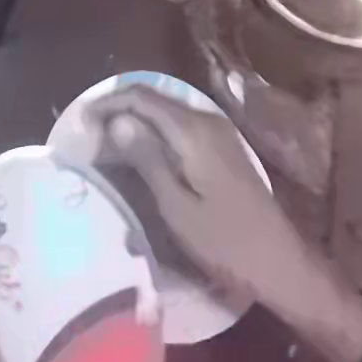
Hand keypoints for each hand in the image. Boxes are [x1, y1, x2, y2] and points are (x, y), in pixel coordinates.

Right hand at [88, 87, 361, 357]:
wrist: (282, 264)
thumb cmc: (226, 242)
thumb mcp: (176, 206)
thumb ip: (146, 158)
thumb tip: (116, 121)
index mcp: (193, 131)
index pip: (140, 98)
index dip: (107, 104)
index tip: (79, 123)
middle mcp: (206, 120)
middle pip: (152, 99)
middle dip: (117, 111)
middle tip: (87, 136)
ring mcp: (217, 131)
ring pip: (164, 111)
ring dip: (133, 121)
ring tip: (105, 145)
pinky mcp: (221, 146)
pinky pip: (177, 126)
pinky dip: (152, 131)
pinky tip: (138, 153)